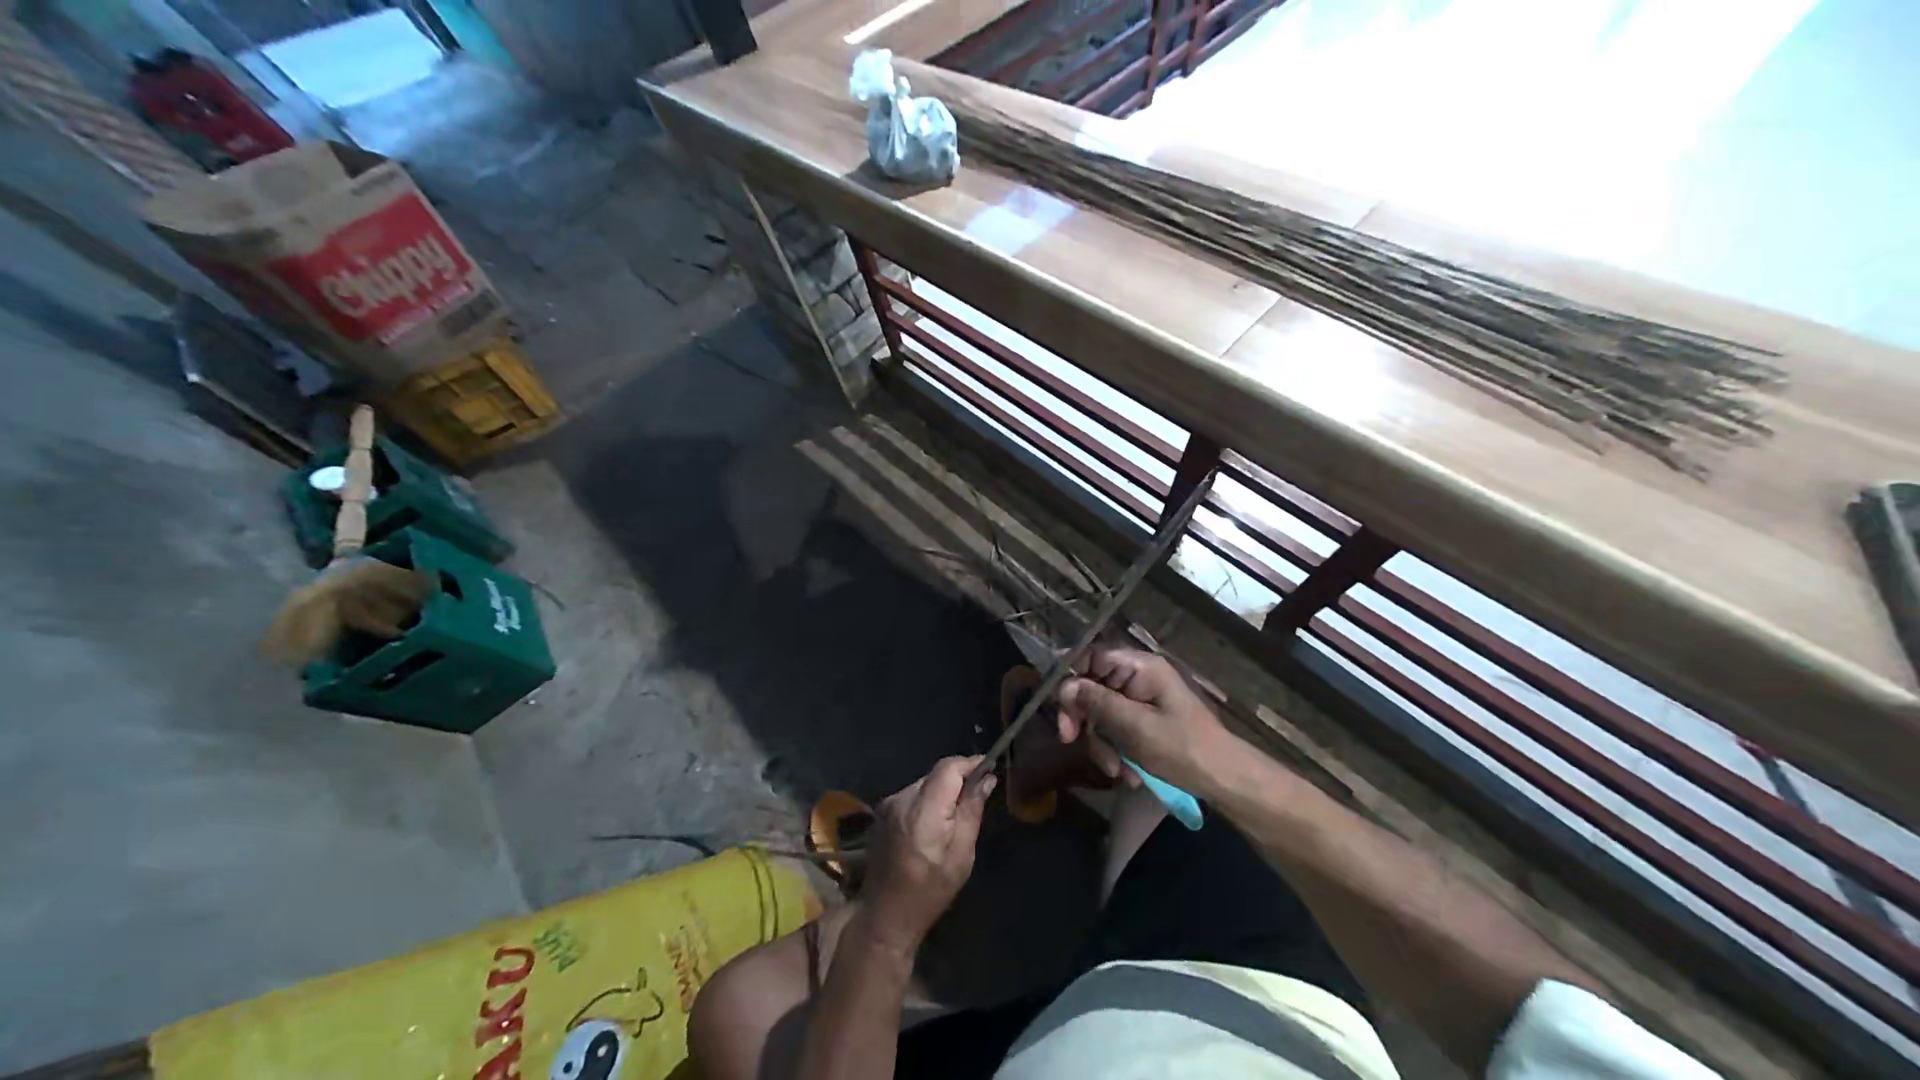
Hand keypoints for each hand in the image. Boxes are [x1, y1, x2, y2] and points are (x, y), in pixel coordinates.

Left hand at [865, 756, 994, 950]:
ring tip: (955, 818)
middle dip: (959, 780)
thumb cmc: (929, 890)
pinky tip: (933, 826)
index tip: (990, 769)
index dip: (971, 764)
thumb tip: (986, 777)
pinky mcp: (882, 812)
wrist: (884, 913)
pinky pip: (912, 795)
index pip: (949, 767)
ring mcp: (888, 804)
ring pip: (925, 783)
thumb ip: (972, 810)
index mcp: (923, 810)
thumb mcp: (961, 855)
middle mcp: (902, 799)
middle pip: (936, 774)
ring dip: (943, 791)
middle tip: (977, 799)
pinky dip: (928, 801)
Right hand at [1058, 646, 1239, 795]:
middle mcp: (1138, 677)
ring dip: (1101, 743)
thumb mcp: (1135, 726)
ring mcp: (1140, 699)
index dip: (1069, 675)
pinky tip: (1128, 773)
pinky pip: (1114, 729)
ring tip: (1117, 770)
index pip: (1092, 655)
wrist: (1224, 779)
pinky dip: (1115, 751)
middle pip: (1091, 686)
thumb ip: (1098, 702)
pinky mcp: (1143, 721)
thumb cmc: (1182, 748)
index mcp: (1140, 667)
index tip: (1057, 704)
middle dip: (1083, 718)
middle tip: (1070, 740)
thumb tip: (1064, 685)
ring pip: (1099, 712)